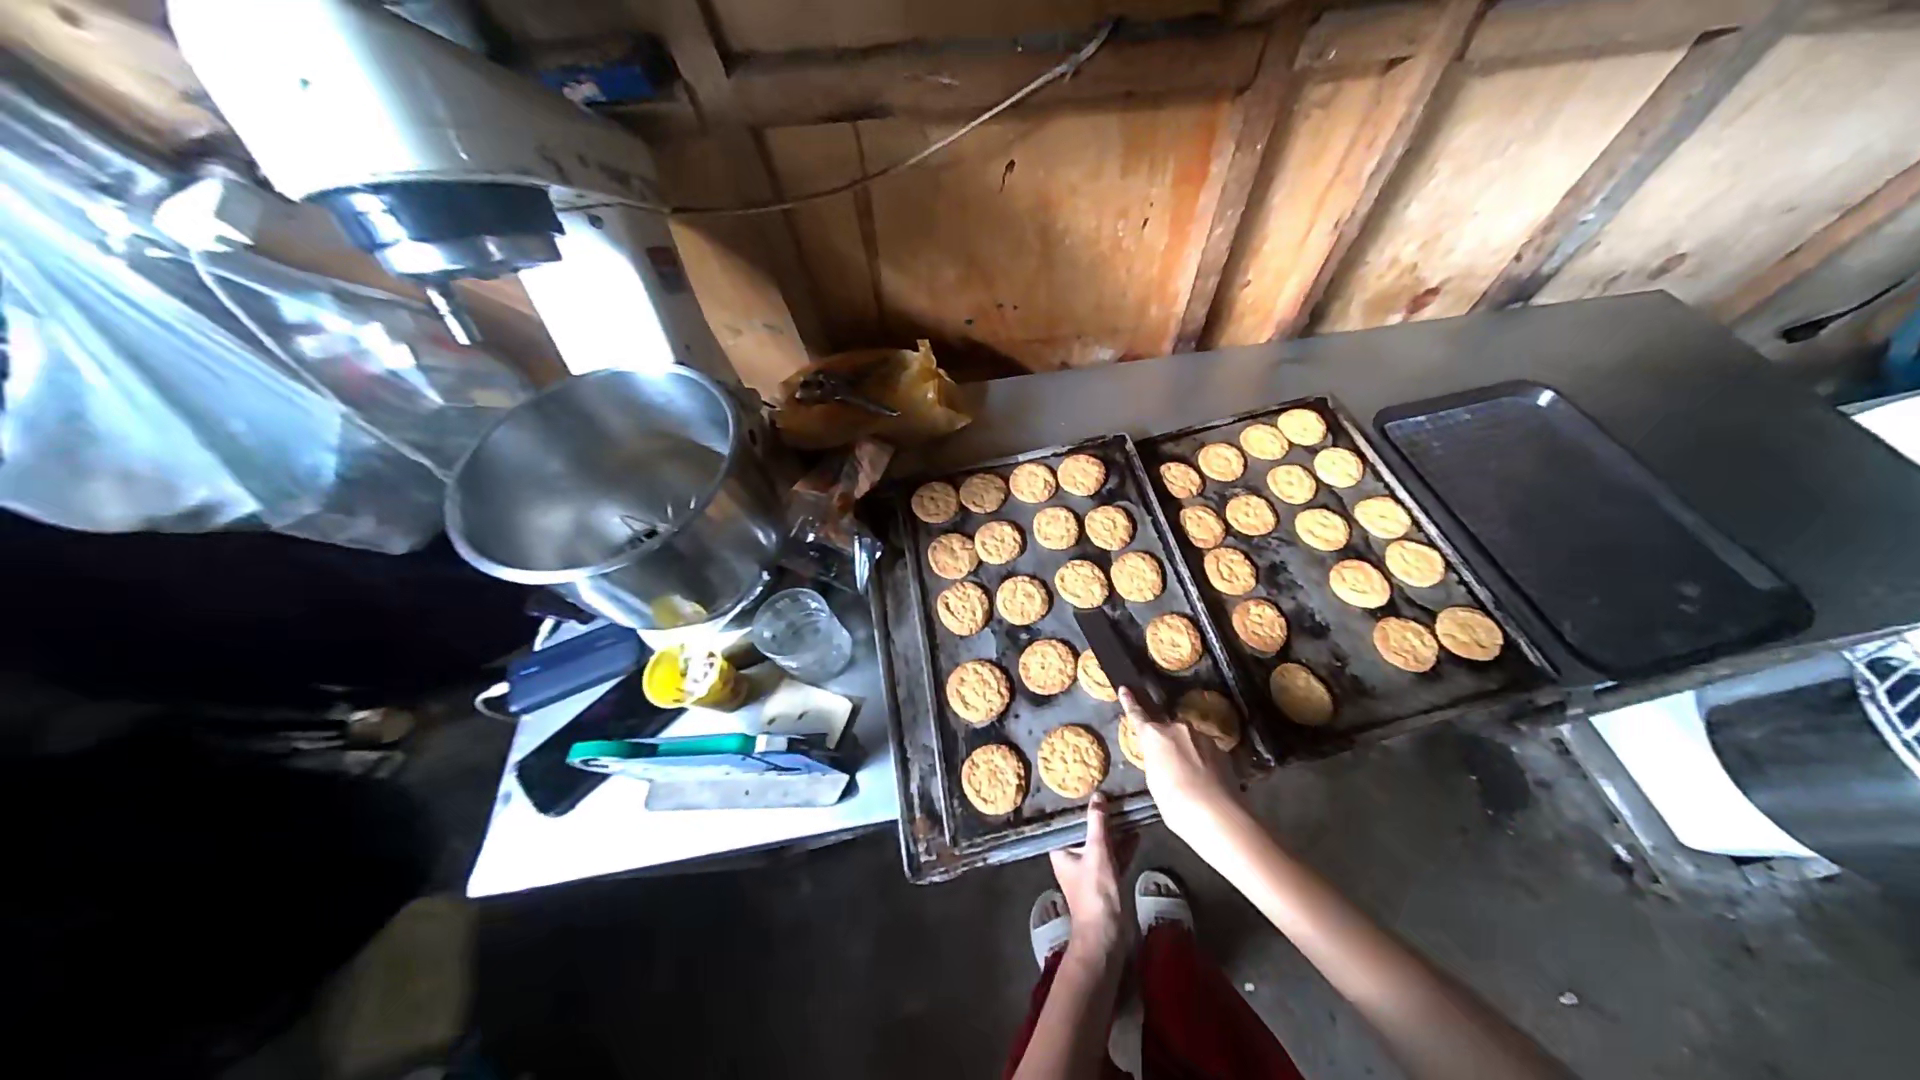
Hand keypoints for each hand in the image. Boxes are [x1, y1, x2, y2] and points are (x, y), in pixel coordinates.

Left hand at [1048, 792, 1136, 956]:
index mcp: (1061, 849)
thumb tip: (1097, 795)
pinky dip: (1122, 846)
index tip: (1091, 788)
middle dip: (1101, 817)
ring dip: (1114, 830)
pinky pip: (1113, 857)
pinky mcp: (1104, 880)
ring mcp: (1089, 869)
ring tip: (1128, 809)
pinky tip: (1136, 832)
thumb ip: (1098, 823)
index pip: (1068, 821)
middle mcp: (1071, 857)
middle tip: (1114, 795)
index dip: (1080, 806)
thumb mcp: (1098, 851)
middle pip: (1086, 831)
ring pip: (1102, 843)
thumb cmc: (1096, 891)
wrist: (1106, 935)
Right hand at [1123, 687, 1241, 841]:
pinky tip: (1205, 780)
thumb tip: (1164, 758)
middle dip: (1166, 741)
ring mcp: (1202, 737)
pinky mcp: (1222, 750)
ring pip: (1189, 740)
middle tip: (1167, 763)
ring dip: (1186, 751)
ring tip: (1189, 776)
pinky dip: (1202, 761)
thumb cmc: (1174, 802)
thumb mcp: (1154, 781)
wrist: (1216, 814)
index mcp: (1155, 735)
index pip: (1138, 715)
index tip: (1125, 689)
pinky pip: (1205, 751)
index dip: (1130, 702)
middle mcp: (1178, 729)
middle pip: (1167, 729)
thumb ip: (1156, 761)